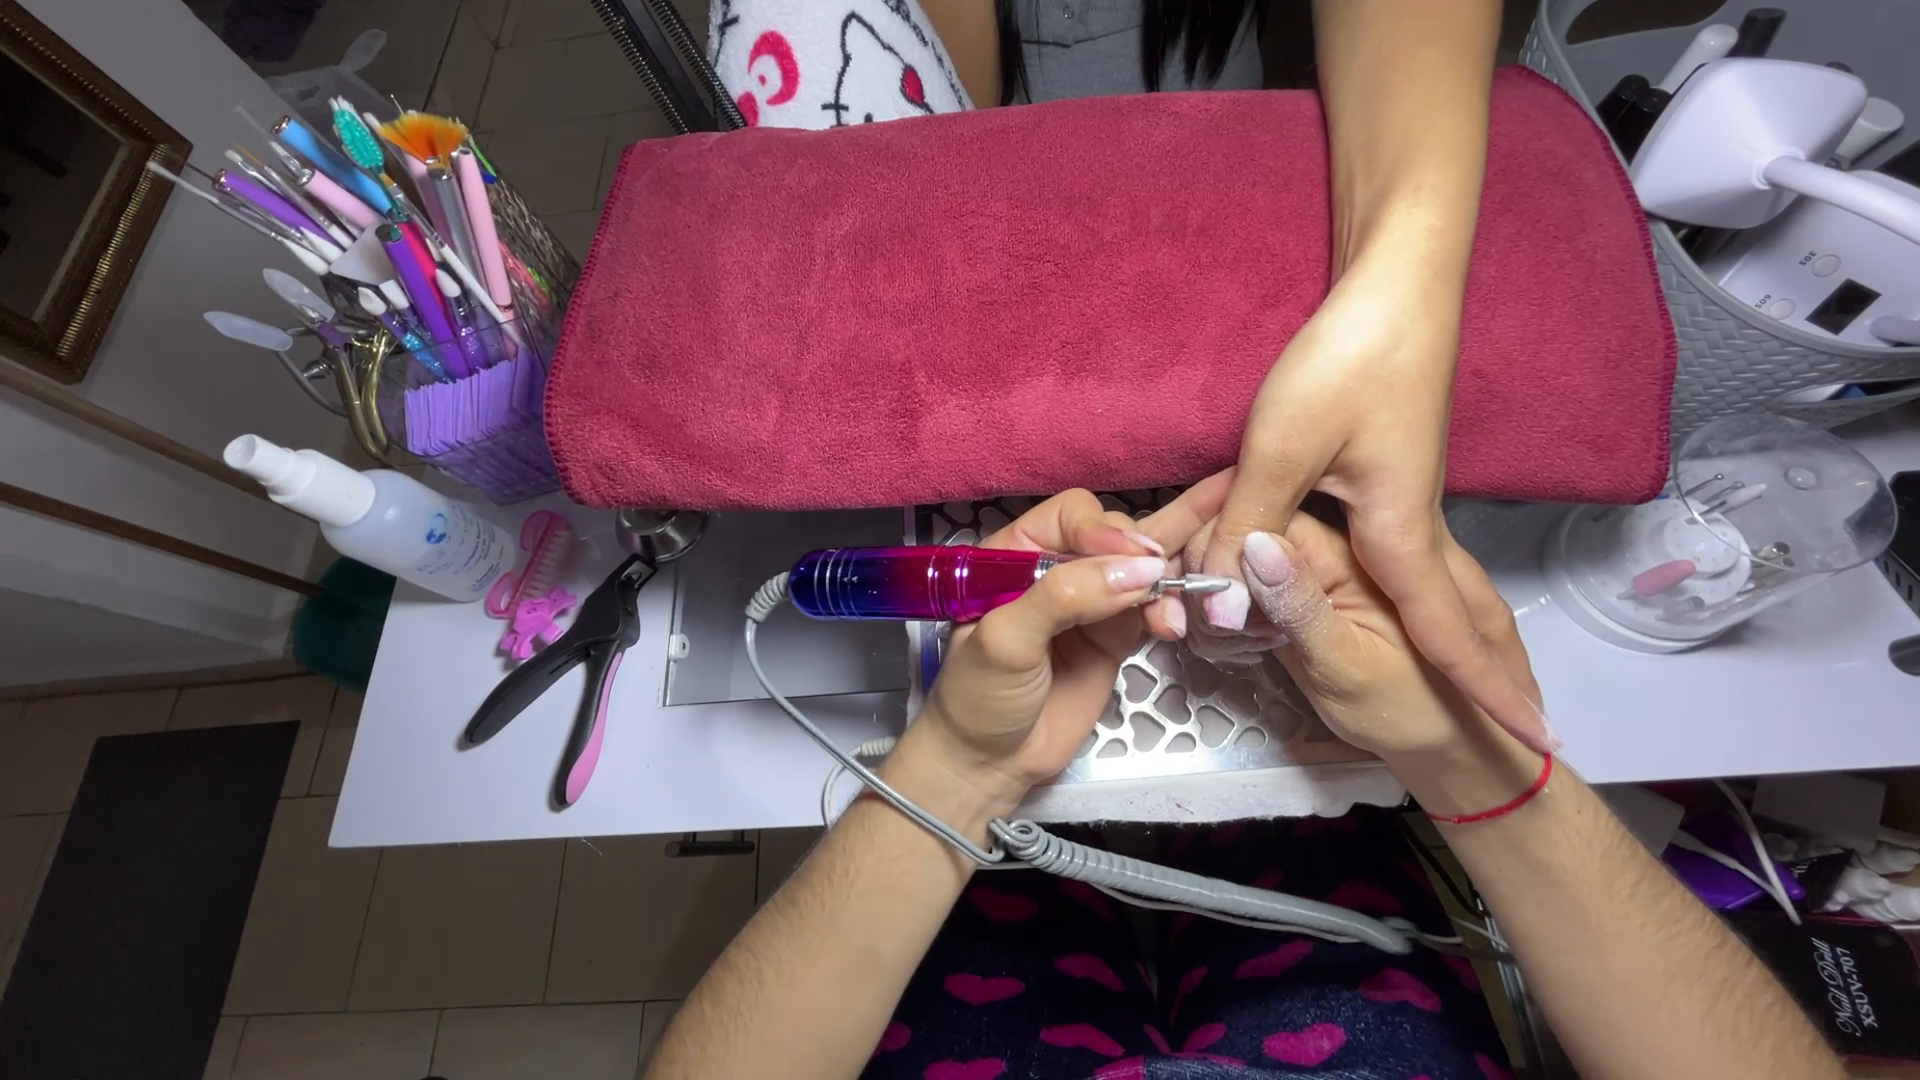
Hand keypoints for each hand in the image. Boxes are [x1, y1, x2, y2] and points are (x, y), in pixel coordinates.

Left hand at [884, 480, 1230, 834]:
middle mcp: (1055, 566)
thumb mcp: (1006, 640)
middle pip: (1113, 532)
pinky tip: (1173, 623)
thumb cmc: (979, 696)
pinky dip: (1170, 607)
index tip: (1126, 558)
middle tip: (1159, 577)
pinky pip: (1151, 604)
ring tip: (1174, 607)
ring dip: (1165, 575)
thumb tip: (1139, 571)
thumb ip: (1064, 597)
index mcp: (1015, 553)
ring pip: (1139, 566)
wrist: (990, 761)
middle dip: (1140, 551)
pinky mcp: (1114, 634)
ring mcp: (1089, 600)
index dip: (1101, 529)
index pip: (1070, 517)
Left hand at [1192, 264, 1556, 753]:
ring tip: (1458, 673)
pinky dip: (1358, 573)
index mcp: (1401, 529)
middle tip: (1522, 724)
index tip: (1538, 741)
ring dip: (1426, 626)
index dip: (1487, 687)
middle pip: (1437, 611)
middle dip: (1478, 668)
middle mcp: (1410, 521)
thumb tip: (1220, 611)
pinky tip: (1348, 581)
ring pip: (1399, 577)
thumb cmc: (1348, 365)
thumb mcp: (1280, 455)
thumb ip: (1249, 532)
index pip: (1450, 627)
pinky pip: (1369, 541)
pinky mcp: (1378, 471)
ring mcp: (1398, 495)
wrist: (1394, 287)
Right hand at [1236, 516, 1544, 815]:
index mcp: (1345, 548)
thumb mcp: (1350, 664)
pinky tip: (1234, 648)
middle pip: (1228, 533)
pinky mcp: (1280, 597)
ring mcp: (1294, 572)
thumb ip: (1300, 605)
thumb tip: (1254, 541)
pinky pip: (1228, 590)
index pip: (1259, 515)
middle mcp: (1315, 547)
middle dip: (1204, 583)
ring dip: (1206, 605)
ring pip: (1219, 562)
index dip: (1219, 549)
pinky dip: (1216, 620)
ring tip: (1231, 647)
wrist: (1438, 741)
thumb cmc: (1412, 710)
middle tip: (1215, 634)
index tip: (1209, 603)